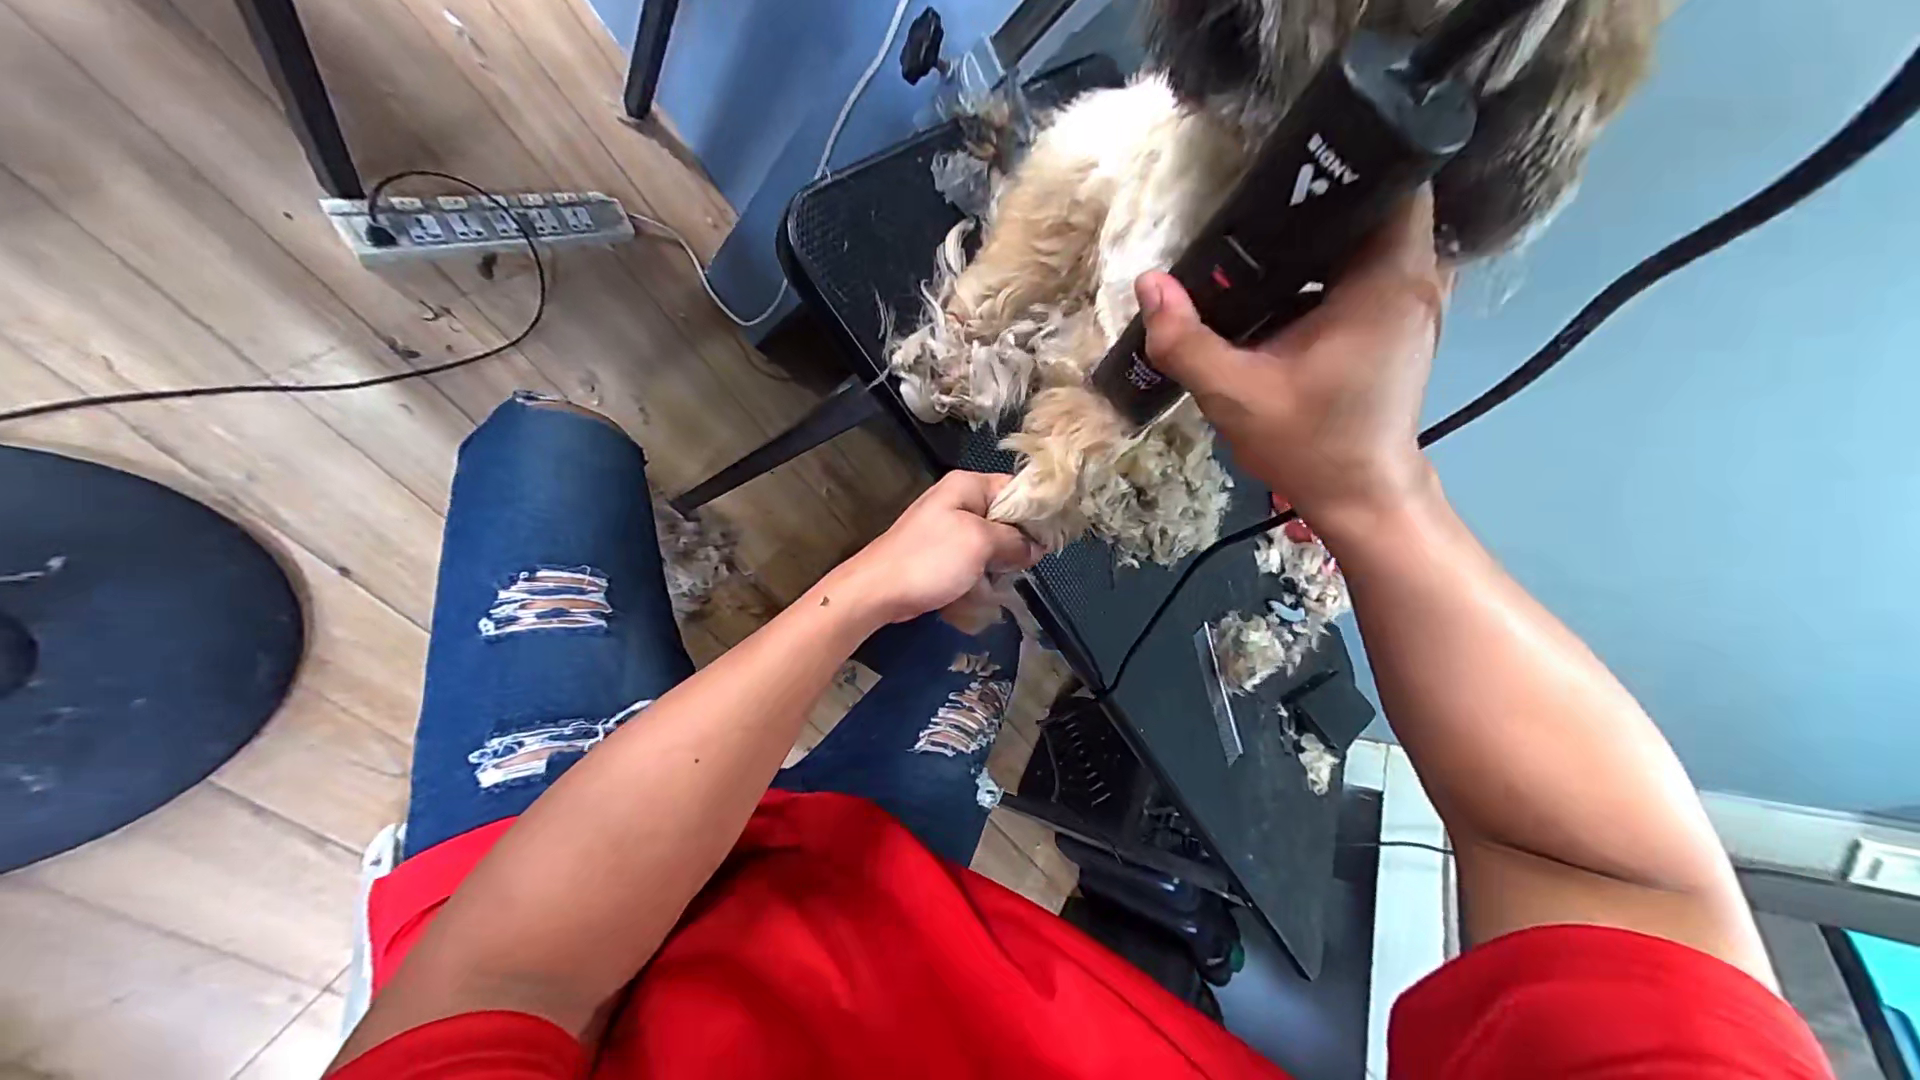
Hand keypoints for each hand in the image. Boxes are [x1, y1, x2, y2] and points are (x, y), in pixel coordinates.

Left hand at [822, 471, 1044, 626]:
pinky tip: (970, 592)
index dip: (1036, 513)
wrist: (876, 591)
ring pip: (992, 547)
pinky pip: (973, 564)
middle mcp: (959, 501)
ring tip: (985, 584)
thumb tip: (1038, 547)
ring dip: (993, 569)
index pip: (1017, 488)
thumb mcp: (980, 543)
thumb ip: (1015, 540)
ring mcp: (949, 529)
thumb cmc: (929, 560)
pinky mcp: (941, 555)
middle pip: (1006, 521)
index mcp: (967, 485)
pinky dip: (975, 579)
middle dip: (1013, 547)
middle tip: (1013, 567)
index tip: (1050, 540)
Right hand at [1137, 191, 1448, 539]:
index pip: (1391, 177)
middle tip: (1246, 209)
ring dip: (1313, 238)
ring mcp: (1410, 301)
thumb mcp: (1234, 394)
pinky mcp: (1394, 322)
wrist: (1357, 495)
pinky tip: (1275, 288)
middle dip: (1310, 202)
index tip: (1280, 169)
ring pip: (1364, 239)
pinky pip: (1360, 271)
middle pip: (1370, 205)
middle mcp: (1415, 278)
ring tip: (1253, 245)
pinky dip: (1320, 270)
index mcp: (1388, 280)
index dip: (1338, 163)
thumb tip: (1149, 284)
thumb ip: (1186, 340)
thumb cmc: (1308, 444)